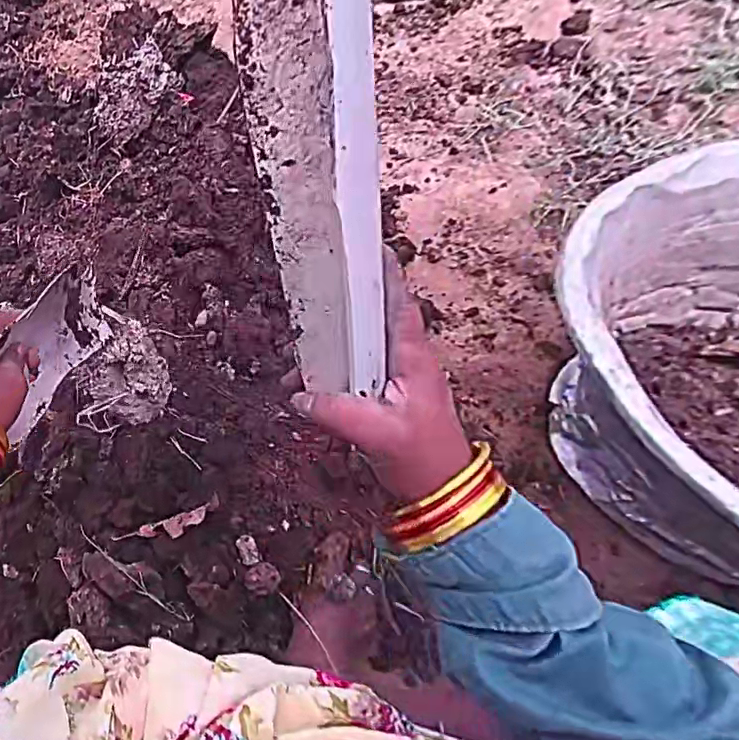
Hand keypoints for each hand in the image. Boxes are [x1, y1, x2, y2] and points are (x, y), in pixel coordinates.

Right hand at [290, 255, 474, 504]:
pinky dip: (328, 373)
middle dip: (341, 309)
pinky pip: (351, 370)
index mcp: (413, 358)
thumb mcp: (376, 433)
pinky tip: (306, 386)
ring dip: (327, 349)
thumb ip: (334, 411)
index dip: (386, 276)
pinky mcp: (382, 392)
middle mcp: (405, 360)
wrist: (440, 490)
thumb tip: (298, 395)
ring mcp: (394, 376)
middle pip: (371, 319)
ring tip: (299, 361)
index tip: (370, 249)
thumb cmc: (423, 458)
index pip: (400, 305)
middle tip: (313, 301)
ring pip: (356, 345)